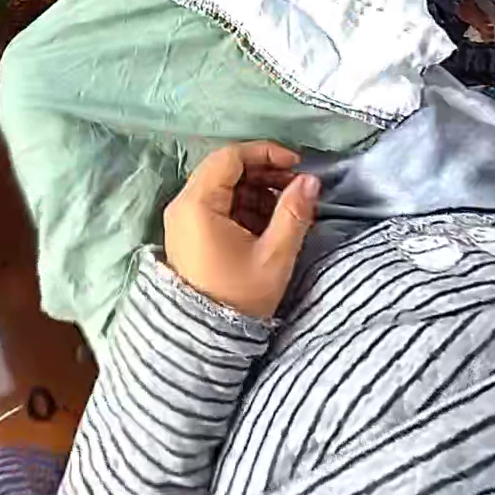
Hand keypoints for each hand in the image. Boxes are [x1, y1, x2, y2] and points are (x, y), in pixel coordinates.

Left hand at [163, 142, 320, 318]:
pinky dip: (245, 204)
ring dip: (257, 188)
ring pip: (224, 185)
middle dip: (264, 170)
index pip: (230, 156)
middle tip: (295, 184)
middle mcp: (184, 204)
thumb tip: (310, 180)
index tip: (296, 164)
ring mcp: (185, 218)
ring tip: (286, 206)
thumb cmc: (238, 298)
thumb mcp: (274, 256)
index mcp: (197, 204)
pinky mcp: (190, 231)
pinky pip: (219, 204)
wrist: (202, 342)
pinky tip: (269, 221)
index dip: (266, 152)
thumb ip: (294, 213)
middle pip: (226, 168)